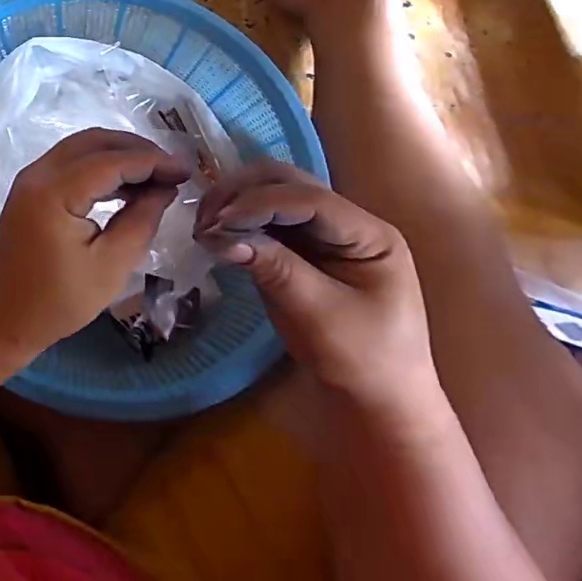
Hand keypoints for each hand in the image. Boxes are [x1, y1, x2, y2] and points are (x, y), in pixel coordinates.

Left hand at [0, 128, 191, 355]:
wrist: (2, 313)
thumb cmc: (57, 299)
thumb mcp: (111, 265)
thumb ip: (140, 220)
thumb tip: (164, 188)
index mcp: (53, 192)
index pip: (109, 161)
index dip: (152, 162)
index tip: (188, 171)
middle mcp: (37, 174)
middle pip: (91, 142)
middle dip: (136, 149)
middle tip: (174, 169)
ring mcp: (30, 179)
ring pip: (79, 148)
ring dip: (118, 155)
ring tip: (158, 177)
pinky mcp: (30, 189)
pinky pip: (69, 163)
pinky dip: (99, 166)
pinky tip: (127, 187)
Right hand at [196, 162, 436, 410]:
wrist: (376, 399)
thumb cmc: (361, 359)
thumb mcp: (318, 314)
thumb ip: (273, 267)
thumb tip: (216, 235)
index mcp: (369, 235)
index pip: (308, 198)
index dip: (258, 203)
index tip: (216, 224)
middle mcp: (346, 222)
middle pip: (285, 181)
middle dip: (240, 194)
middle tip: (205, 221)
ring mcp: (321, 230)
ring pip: (268, 191)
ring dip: (233, 202)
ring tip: (205, 228)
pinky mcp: (297, 243)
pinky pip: (260, 215)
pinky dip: (234, 218)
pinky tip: (215, 235)